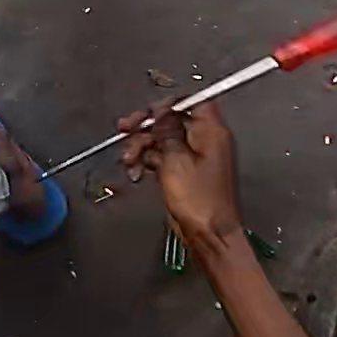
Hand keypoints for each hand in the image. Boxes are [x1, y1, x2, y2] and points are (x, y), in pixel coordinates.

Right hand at [118, 101, 241, 244]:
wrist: (208, 235)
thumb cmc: (199, 200)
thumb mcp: (176, 159)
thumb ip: (167, 130)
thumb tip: (161, 109)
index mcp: (211, 131)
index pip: (192, 101)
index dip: (169, 103)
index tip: (149, 112)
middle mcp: (204, 140)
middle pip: (172, 120)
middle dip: (146, 125)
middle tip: (125, 128)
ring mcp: (194, 157)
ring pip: (162, 139)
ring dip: (141, 146)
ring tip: (128, 159)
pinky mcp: (183, 172)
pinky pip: (162, 157)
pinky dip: (147, 161)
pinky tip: (136, 171)